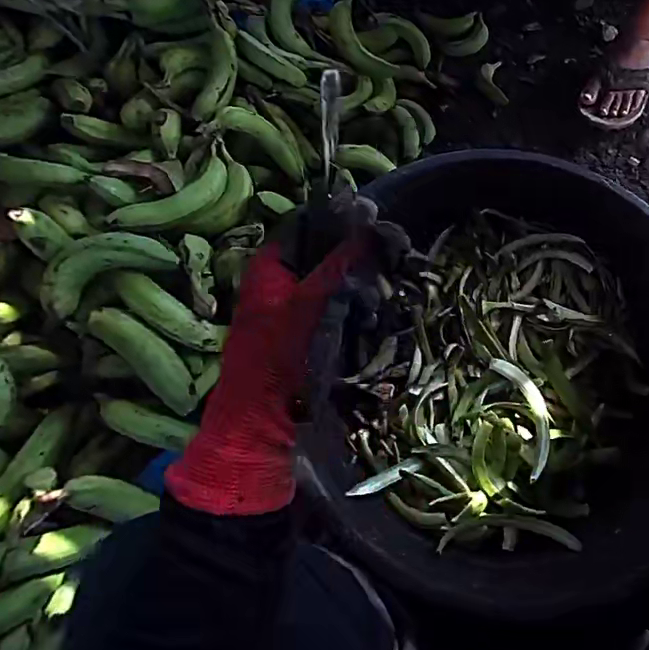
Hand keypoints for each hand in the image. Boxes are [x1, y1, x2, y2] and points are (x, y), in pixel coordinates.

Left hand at [164, 196, 405, 515]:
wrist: (260, 432)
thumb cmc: (279, 361)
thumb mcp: (312, 303)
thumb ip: (342, 261)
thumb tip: (373, 217)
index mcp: (269, 266)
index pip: (308, 222)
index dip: (341, 217)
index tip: (378, 219)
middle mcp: (279, 283)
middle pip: (324, 253)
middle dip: (356, 256)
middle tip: (388, 258)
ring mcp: (293, 311)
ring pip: (335, 282)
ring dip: (359, 286)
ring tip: (384, 288)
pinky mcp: (307, 337)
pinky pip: (337, 310)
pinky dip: (355, 310)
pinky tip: (375, 314)